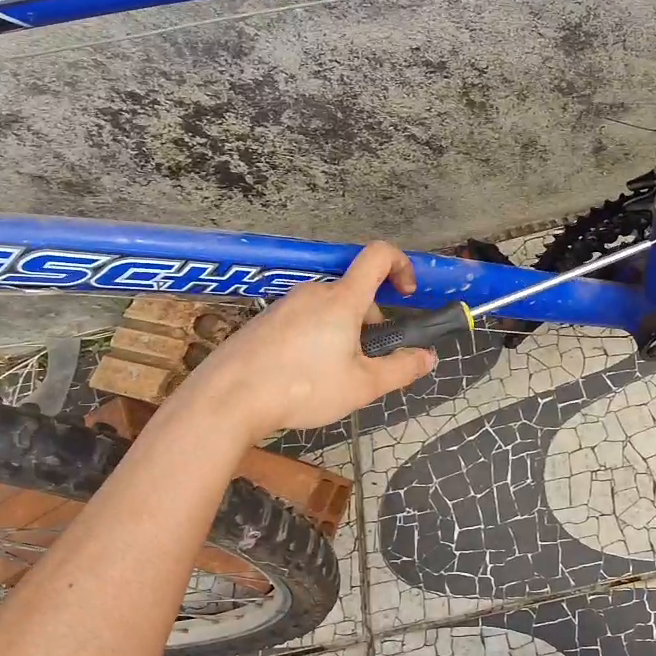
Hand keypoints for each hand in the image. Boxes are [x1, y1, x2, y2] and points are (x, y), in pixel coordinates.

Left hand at [170, 242, 437, 439]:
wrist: (228, 399)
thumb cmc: (303, 388)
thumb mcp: (362, 386)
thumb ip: (401, 369)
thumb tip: (428, 358)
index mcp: (343, 300)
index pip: (379, 256)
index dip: (401, 265)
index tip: (407, 294)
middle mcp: (314, 292)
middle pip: (354, 292)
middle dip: (370, 320)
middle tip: (366, 362)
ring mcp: (286, 305)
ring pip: (328, 309)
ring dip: (343, 332)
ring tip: (333, 375)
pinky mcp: (265, 321)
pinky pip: (303, 320)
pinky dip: (315, 338)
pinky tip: (303, 376)